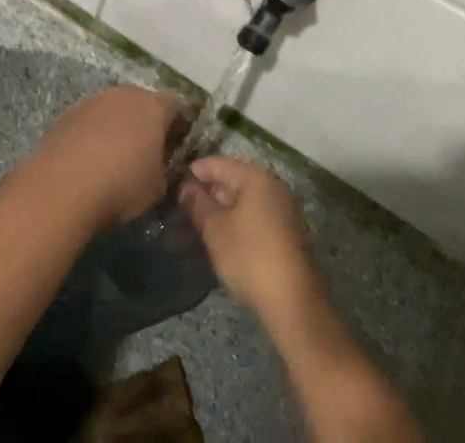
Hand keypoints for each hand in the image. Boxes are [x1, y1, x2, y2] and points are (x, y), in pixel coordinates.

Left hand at [32, 86, 186, 227]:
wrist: (62, 186)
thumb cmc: (121, 184)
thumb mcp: (159, 186)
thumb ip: (167, 168)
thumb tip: (162, 164)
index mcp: (153, 106)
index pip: (178, 107)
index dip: (182, 127)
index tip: (180, 148)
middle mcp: (123, 94)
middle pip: (144, 103)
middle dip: (149, 123)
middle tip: (150, 151)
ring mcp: (92, 101)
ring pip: (115, 109)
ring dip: (120, 126)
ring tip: (118, 155)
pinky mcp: (67, 113)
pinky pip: (91, 120)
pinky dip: (96, 133)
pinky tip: (92, 158)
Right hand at [180, 156, 320, 320]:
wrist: (291, 301)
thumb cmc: (249, 256)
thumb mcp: (215, 229)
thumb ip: (198, 204)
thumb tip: (185, 188)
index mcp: (257, 179)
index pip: (219, 164)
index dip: (195, 170)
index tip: (173, 181)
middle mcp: (273, 188)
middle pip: (234, 179)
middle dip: (208, 189)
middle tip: (180, 201)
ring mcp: (282, 211)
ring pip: (244, 199)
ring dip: (220, 206)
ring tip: (194, 217)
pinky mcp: (284, 232)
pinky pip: (254, 214)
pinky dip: (235, 218)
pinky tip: (218, 233)